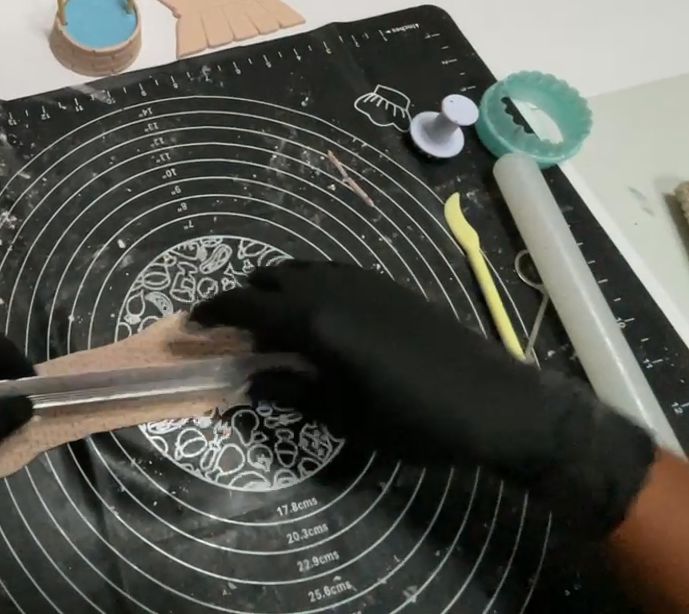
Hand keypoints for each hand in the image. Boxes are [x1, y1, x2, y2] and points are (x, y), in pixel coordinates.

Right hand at [193, 262, 655, 537]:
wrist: (497, 401)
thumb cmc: (417, 420)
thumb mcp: (347, 418)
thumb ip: (292, 393)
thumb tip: (252, 380)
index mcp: (314, 323)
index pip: (245, 306)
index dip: (212, 312)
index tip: (191, 322)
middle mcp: (328, 289)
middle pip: (265, 280)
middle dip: (241, 301)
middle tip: (234, 332)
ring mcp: (357, 279)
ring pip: (295, 269)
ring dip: (272, 288)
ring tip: (272, 320)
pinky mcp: (382, 280)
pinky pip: (325, 269)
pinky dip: (304, 282)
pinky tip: (318, 311)